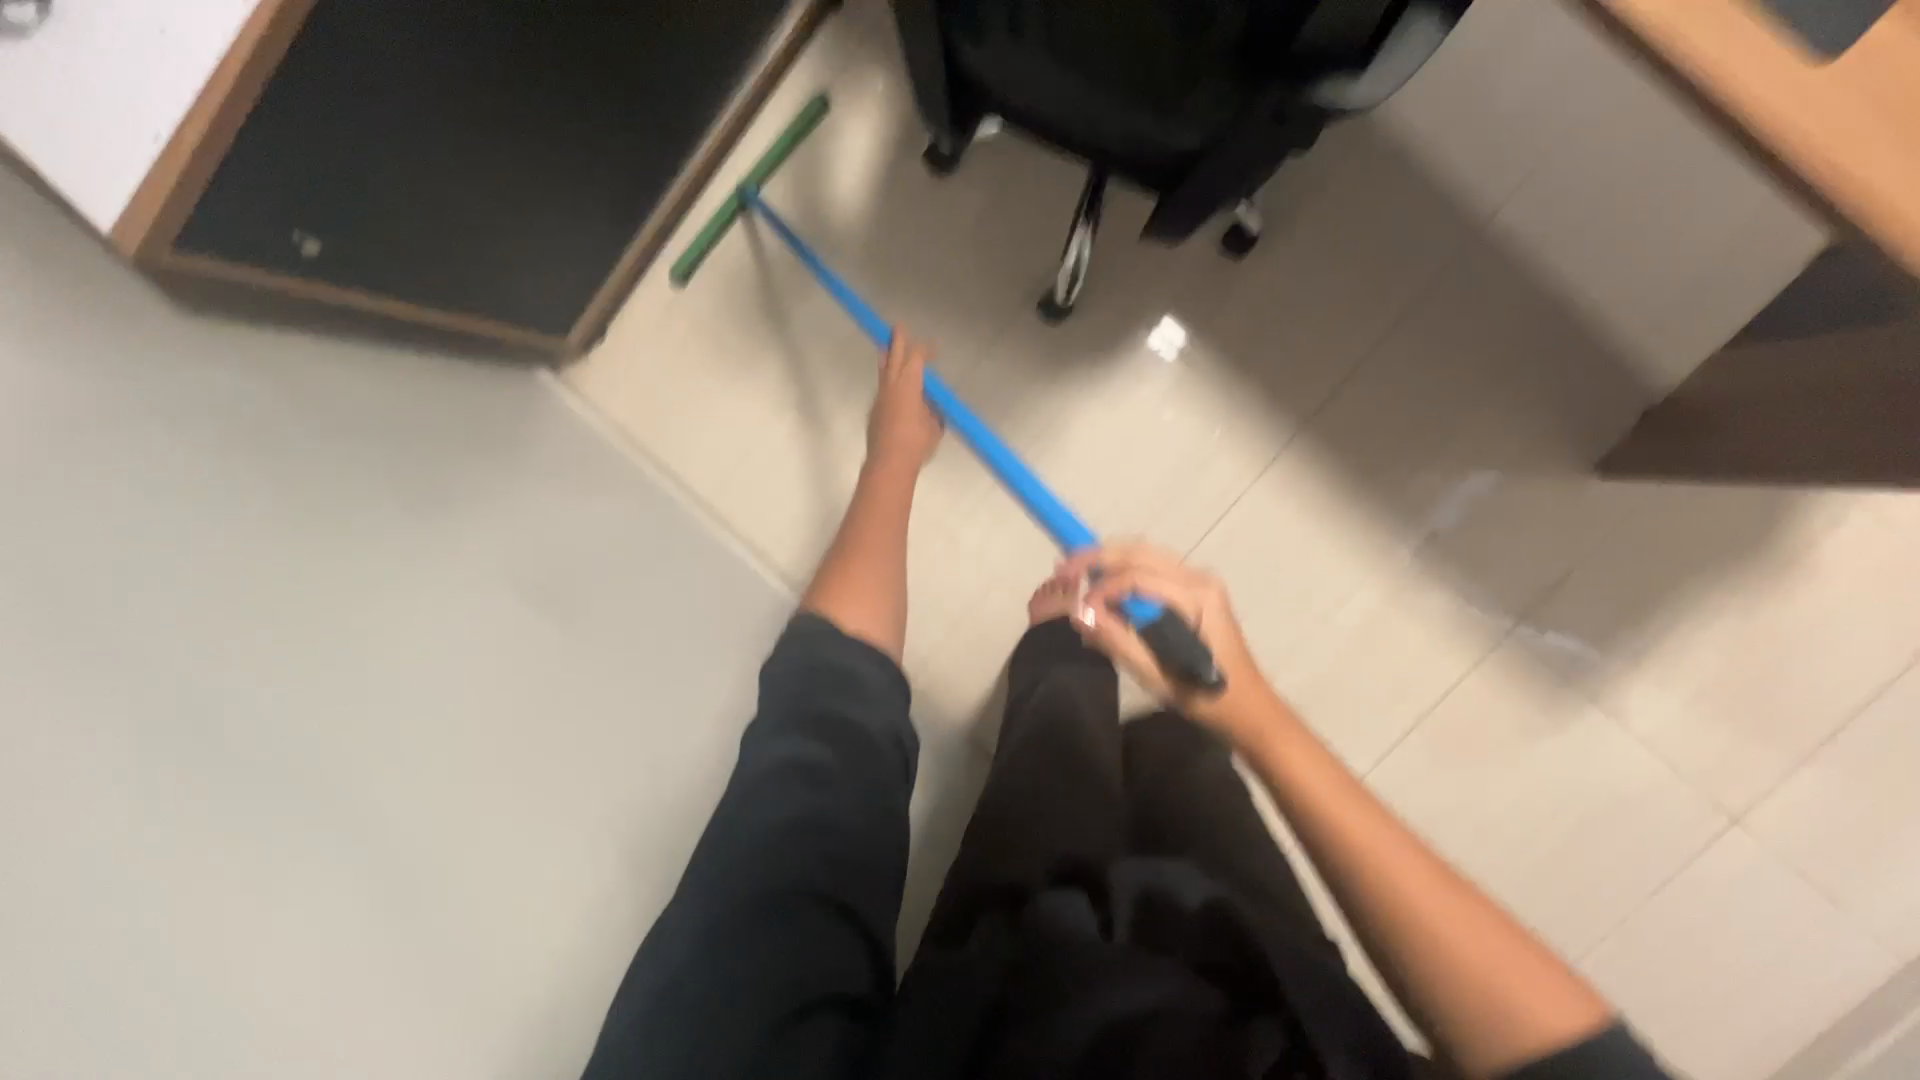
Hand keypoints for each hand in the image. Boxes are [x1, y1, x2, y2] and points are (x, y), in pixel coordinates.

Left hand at [867, 332, 943, 469]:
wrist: (889, 463)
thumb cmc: (916, 443)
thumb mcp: (934, 426)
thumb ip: (933, 412)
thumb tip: (931, 408)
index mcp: (909, 385)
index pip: (917, 359)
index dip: (925, 350)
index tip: (933, 346)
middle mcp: (892, 386)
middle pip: (895, 357)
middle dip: (898, 340)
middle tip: (898, 326)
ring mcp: (880, 398)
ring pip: (884, 372)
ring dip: (888, 358)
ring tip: (887, 348)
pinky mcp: (874, 411)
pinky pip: (883, 390)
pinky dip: (888, 383)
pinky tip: (893, 389)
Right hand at [1061, 543, 1278, 741]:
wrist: (1249, 708)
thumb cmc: (1206, 696)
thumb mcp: (1157, 675)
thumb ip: (1117, 640)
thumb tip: (1079, 613)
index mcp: (1196, 596)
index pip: (1136, 577)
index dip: (1101, 590)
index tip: (1078, 611)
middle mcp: (1200, 578)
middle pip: (1139, 552)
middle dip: (1097, 557)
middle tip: (1062, 569)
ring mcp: (1200, 581)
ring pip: (1146, 554)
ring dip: (1109, 559)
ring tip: (1075, 569)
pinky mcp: (1197, 590)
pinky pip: (1155, 567)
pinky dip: (1125, 569)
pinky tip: (1103, 582)